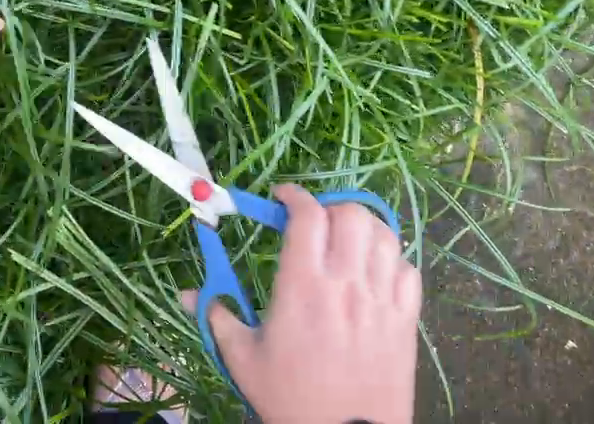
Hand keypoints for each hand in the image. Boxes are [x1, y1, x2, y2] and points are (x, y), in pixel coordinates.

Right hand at [209, 185, 421, 423]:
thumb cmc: (290, 398)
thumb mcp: (244, 358)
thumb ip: (216, 316)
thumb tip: (184, 293)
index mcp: (303, 285)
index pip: (306, 214)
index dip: (293, 195)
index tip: (281, 198)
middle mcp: (345, 283)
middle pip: (350, 214)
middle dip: (329, 207)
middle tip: (314, 222)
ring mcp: (381, 301)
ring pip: (384, 236)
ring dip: (363, 228)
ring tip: (345, 239)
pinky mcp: (406, 322)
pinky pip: (409, 271)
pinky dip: (393, 260)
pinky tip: (374, 271)